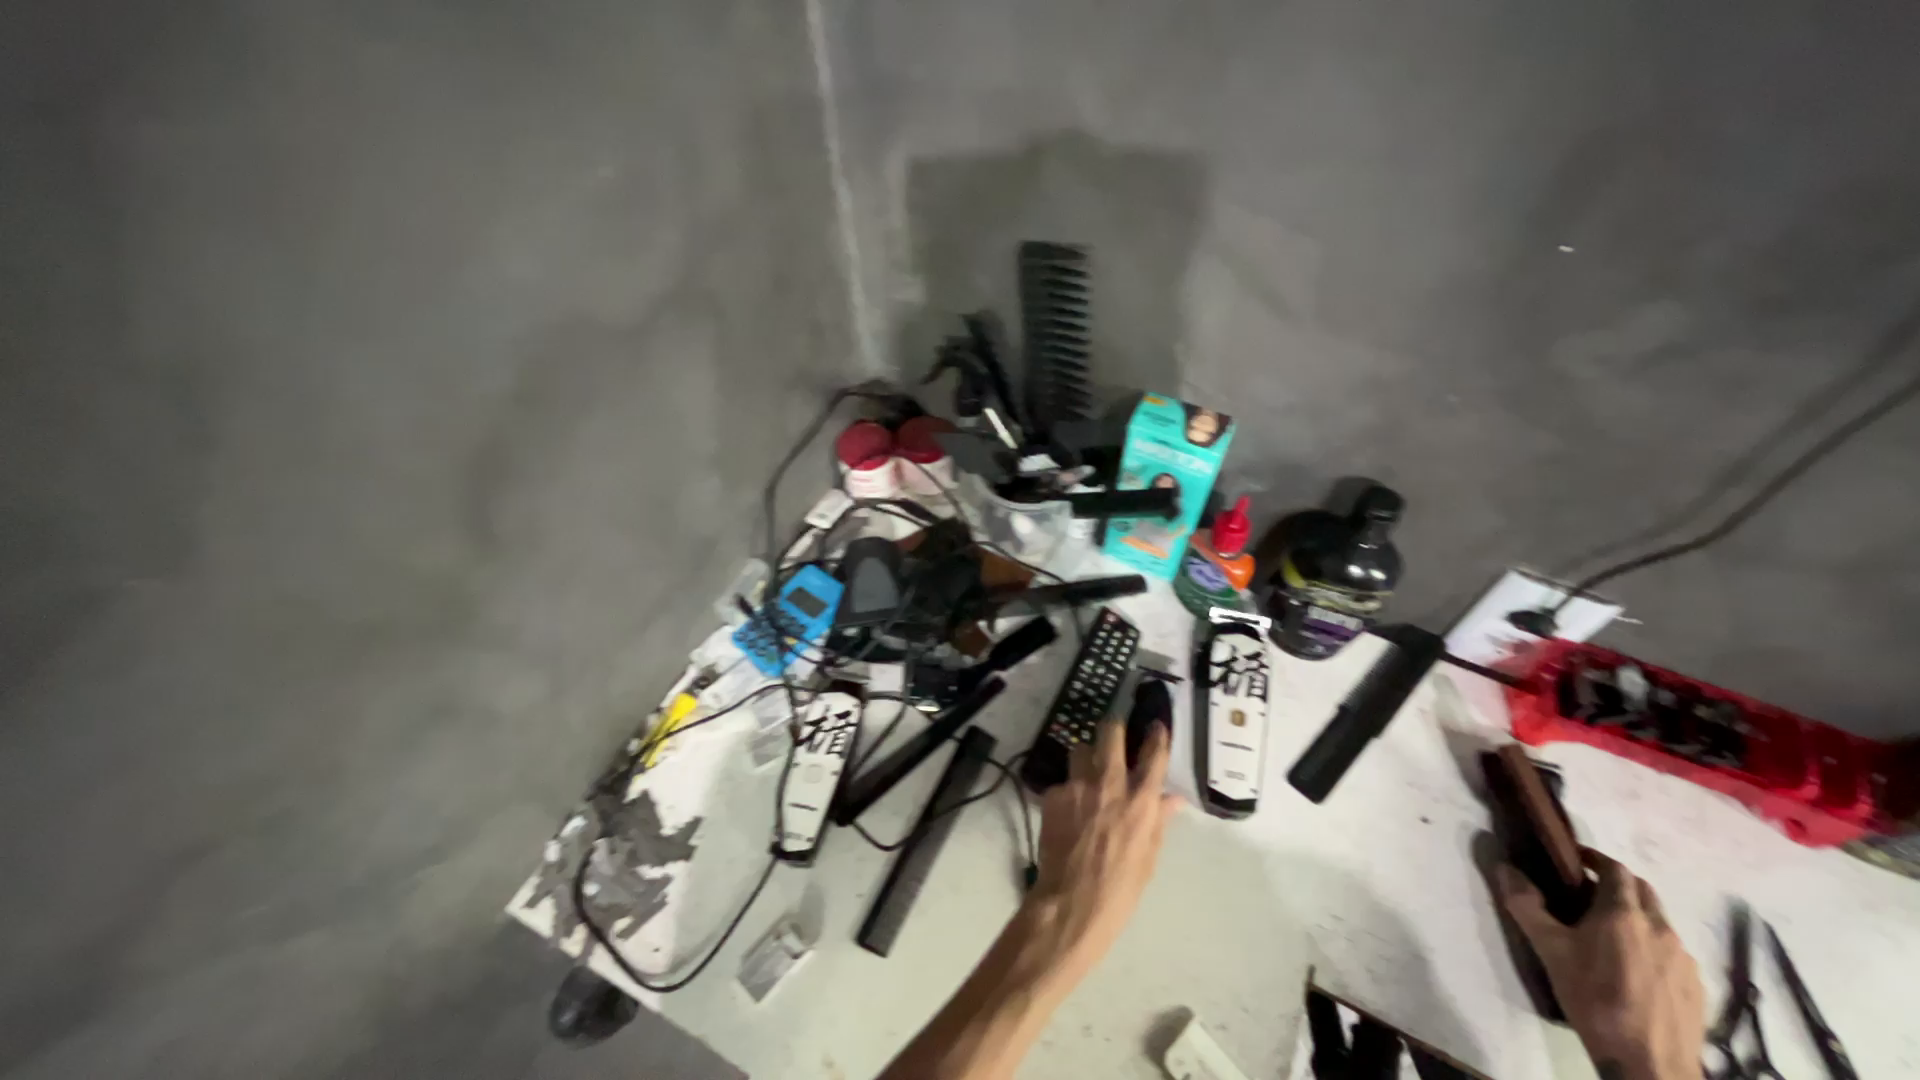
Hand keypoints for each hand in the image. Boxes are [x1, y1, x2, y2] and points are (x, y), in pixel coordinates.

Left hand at [1024, 715, 1181, 975]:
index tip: (1155, 725)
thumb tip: (1172, 799)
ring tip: (1087, 774)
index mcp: (1141, 800)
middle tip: (1113, 735)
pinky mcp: (1053, 795)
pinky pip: (1062, 782)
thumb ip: (1158, 820)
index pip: (1154, 754)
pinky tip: (1067, 812)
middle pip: (1110, 733)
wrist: (1072, 902)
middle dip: (1113, 728)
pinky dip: (1067, 791)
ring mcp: (1078, 786)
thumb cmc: (1120, 887)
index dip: (1156, 735)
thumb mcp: (1149, 856)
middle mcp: (1110, 783)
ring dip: (1086, 757)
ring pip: (1080, 750)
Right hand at [1497, 849, 1704, 1079]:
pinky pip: (1673, 953)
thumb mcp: (1550, 950)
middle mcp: (1660, 928)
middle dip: (1618, 884)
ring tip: (1611, 935)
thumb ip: (1526, 905)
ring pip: (1660, 923)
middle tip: (1590, 893)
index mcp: (1624, 913)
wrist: (1649, 1062)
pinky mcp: (1696, 986)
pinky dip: (1653, 947)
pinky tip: (1636, 971)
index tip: (1576, 859)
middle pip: (1643, 891)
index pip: (1616, 869)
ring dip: (1637, 917)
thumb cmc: (1593, 997)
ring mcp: (1684, 958)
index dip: (1596, 859)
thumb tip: (1504, 867)